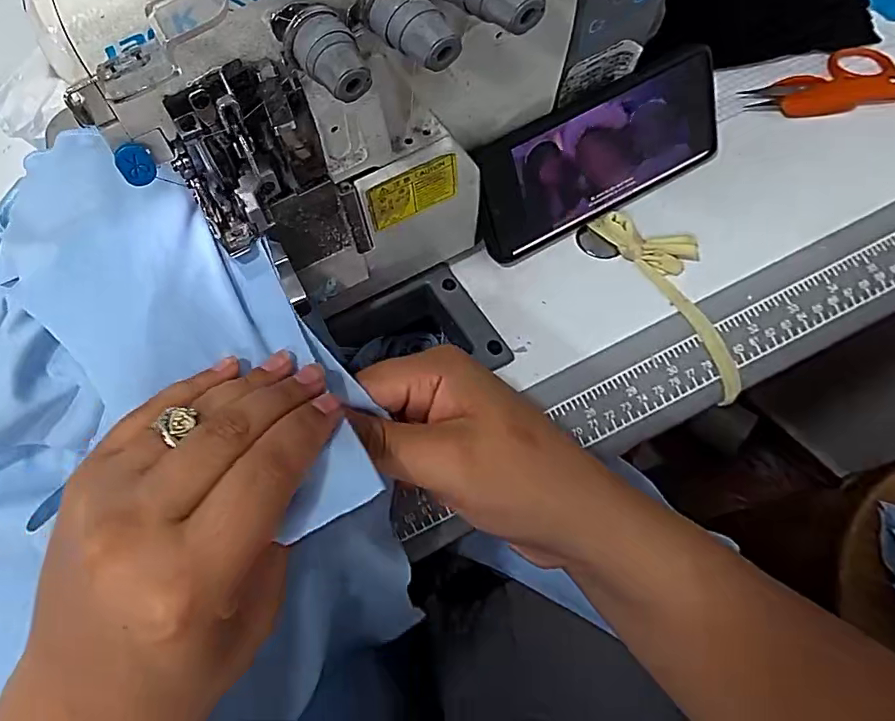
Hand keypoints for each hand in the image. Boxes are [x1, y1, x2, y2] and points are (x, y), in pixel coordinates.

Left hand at [0, 352, 344, 720]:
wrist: (74, 695)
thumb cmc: (172, 677)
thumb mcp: (249, 623)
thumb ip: (274, 535)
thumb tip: (294, 456)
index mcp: (188, 577)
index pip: (262, 476)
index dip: (304, 433)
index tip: (331, 408)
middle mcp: (140, 524)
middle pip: (228, 435)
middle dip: (280, 399)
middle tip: (312, 377)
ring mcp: (102, 491)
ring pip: (188, 414)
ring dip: (242, 384)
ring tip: (279, 365)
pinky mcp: (82, 475)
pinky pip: (146, 413)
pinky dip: (191, 386)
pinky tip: (225, 369)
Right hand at [347, 345, 602, 567]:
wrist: (583, 525)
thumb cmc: (520, 483)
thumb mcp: (445, 461)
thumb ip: (382, 442)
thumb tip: (325, 425)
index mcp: (435, 368)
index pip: (364, 383)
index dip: (339, 417)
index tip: (311, 452)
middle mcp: (435, 381)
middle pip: (372, 404)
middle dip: (353, 438)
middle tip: (324, 474)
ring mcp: (442, 413)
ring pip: (384, 428)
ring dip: (370, 455)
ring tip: (340, 482)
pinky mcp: (447, 442)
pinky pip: (404, 447)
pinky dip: (389, 466)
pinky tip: (370, 486)